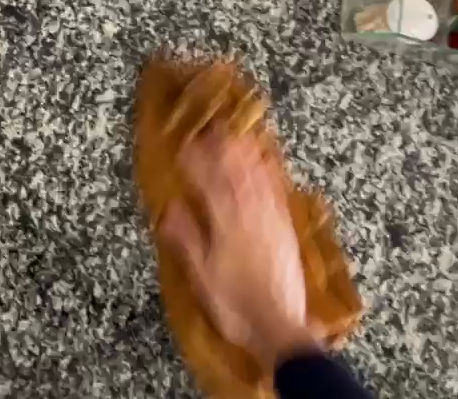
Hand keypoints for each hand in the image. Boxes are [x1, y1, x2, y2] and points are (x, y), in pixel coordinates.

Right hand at [157, 133, 320, 371]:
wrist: (279, 330)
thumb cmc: (233, 304)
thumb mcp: (201, 276)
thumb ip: (186, 239)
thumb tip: (170, 206)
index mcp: (225, 225)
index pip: (208, 183)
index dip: (195, 162)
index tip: (184, 145)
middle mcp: (250, 217)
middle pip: (235, 174)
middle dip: (223, 148)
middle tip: (213, 128)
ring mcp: (271, 223)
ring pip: (258, 180)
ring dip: (247, 155)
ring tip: (239, 135)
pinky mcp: (287, 233)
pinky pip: (277, 195)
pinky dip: (271, 175)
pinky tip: (268, 166)